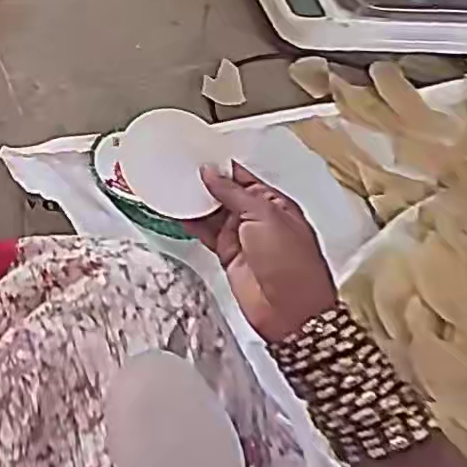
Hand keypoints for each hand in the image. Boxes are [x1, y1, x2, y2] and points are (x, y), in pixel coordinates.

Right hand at [184, 162, 336, 341]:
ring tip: (173, 185)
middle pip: (224, 192)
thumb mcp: (264, 216)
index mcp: (273, 203)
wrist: (291, 312)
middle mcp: (257, 217)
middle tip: (180, 167)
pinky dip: (190, 222)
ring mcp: (241, 236)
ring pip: (212, 211)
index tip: (198, 154)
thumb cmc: (292, 264)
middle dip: (204, 182)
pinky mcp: (228, 254)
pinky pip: (205, 232)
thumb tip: (211, 173)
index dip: (220, 166)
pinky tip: (177, 212)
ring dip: (194, 201)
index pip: (241, 176)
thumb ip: (234, 192)